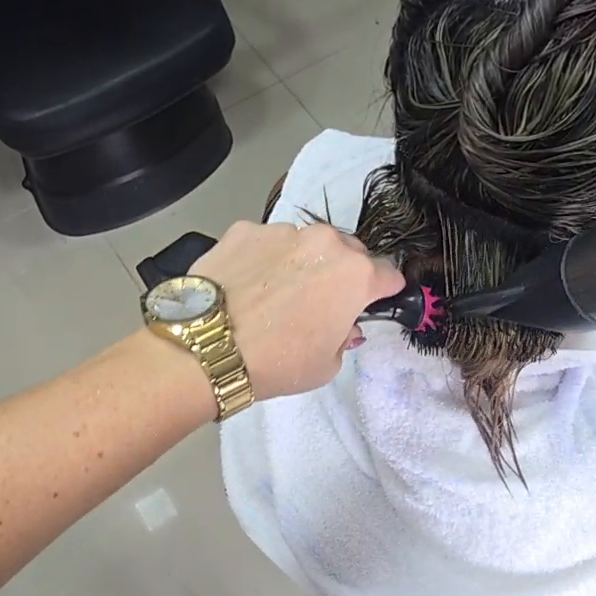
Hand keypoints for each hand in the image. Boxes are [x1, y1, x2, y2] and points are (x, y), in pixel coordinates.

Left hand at [190, 221, 405, 400]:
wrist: (208, 348)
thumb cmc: (276, 362)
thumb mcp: (327, 365)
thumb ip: (344, 337)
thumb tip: (343, 325)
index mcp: (355, 274)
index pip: (388, 274)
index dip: (382, 291)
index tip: (373, 301)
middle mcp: (324, 242)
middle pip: (347, 252)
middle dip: (341, 274)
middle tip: (319, 304)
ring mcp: (282, 231)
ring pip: (305, 244)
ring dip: (301, 264)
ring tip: (274, 297)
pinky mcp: (244, 230)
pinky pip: (266, 243)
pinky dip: (263, 259)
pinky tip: (246, 287)